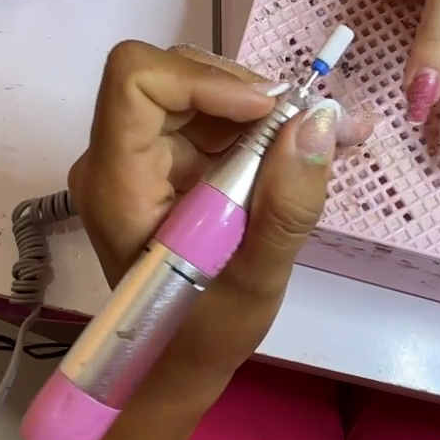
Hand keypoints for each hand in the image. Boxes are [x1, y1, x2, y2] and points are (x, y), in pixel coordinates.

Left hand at [68, 43, 371, 408]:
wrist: (177, 361)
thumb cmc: (204, 336)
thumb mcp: (257, 279)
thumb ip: (287, 206)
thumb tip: (321, 121)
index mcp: (118, 185)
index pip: (136, 82)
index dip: (204, 80)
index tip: (268, 111)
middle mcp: (116, 158)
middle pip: (173, 77)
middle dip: (248, 93)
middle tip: (312, 124)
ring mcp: (139, 157)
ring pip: (198, 90)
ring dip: (263, 107)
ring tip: (323, 134)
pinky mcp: (163, 161)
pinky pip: (209, 116)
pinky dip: (259, 124)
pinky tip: (302, 148)